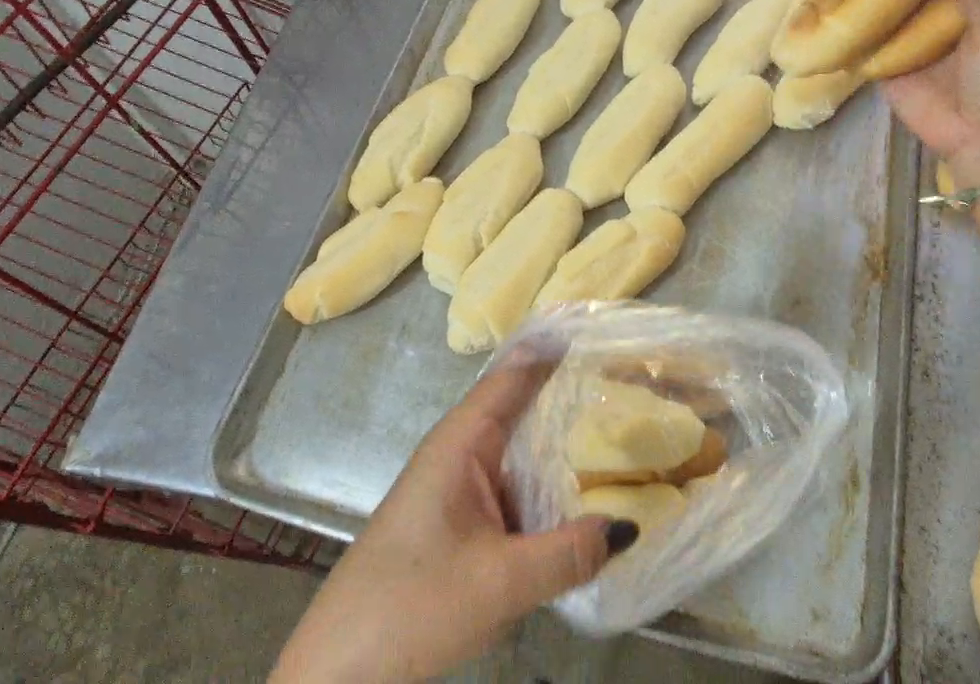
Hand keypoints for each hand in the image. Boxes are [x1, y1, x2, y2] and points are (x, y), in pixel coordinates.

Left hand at [270, 353, 635, 682]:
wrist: (341, 671)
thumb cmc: (410, 606)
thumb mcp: (500, 582)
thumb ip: (568, 553)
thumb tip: (630, 526)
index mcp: (460, 444)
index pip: (512, 376)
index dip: (553, 349)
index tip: (603, 329)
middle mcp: (461, 456)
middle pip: (523, 412)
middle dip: (572, 396)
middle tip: (638, 383)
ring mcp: (461, 493)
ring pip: (524, 457)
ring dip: (567, 447)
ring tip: (630, 432)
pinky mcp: (463, 528)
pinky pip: (518, 494)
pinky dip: (553, 489)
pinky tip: (590, 498)